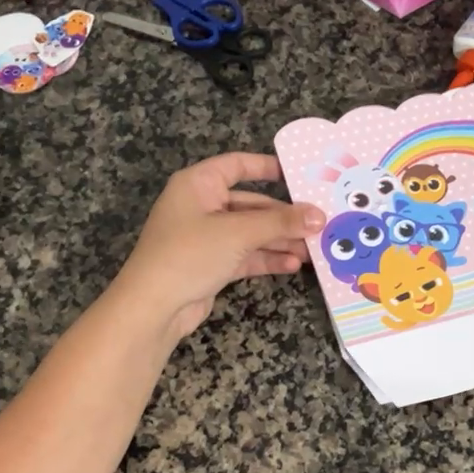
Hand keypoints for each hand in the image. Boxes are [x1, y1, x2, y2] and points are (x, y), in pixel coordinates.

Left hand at [110, 153, 323, 341]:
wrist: (154, 306)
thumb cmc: (189, 254)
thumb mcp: (238, 233)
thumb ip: (281, 223)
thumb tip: (319, 215)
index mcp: (199, 184)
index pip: (237, 166)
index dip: (267, 167)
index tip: (299, 175)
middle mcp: (202, 206)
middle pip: (251, 204)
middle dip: (283, 217)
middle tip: (317, 224)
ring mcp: (206, 237)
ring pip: (251, 232)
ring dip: (280, 240)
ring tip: (312, 249)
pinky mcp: (211, 263)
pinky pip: (246, 254)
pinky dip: (267, 258)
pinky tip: (292, 265)